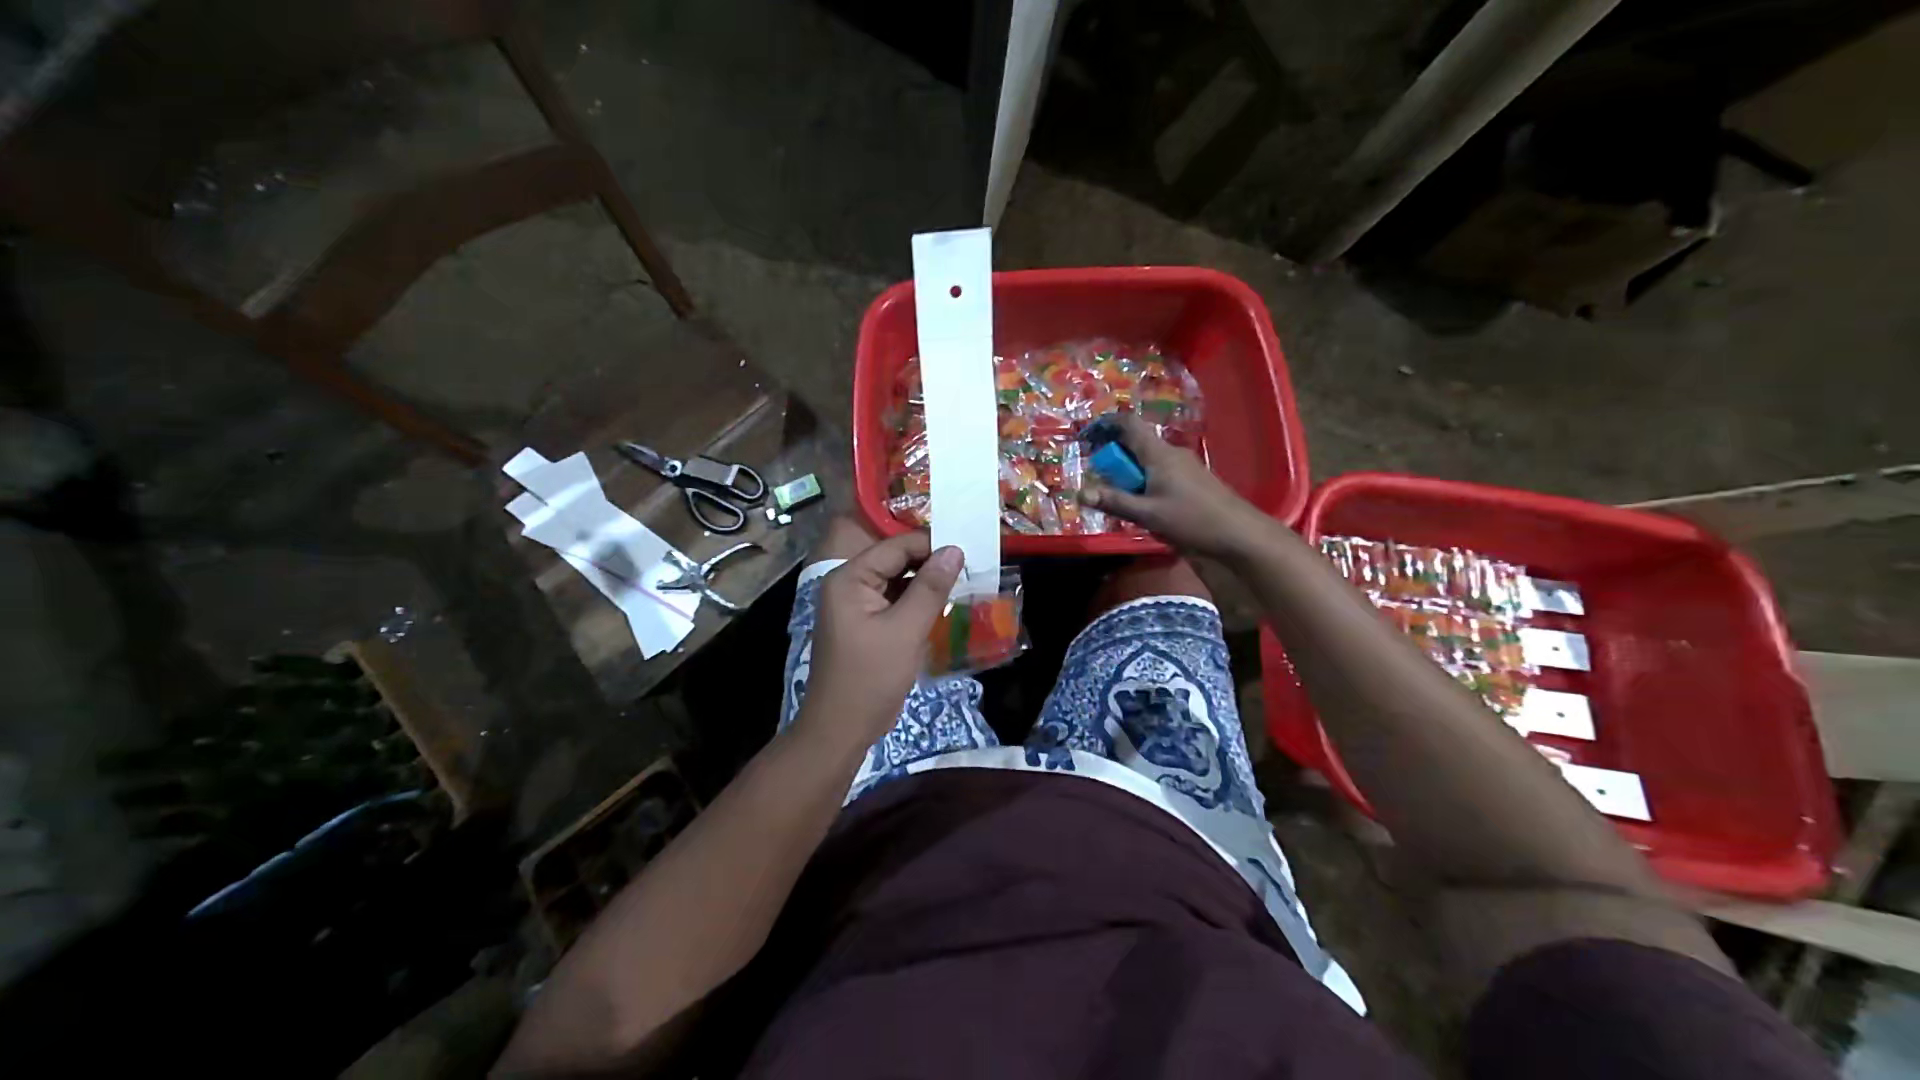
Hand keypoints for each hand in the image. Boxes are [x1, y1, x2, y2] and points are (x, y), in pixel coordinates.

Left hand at [794, 531, 963, 751]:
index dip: (932, 545)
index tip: (969, 550)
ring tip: (964, 583)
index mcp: (849, 578)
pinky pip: (894, 602)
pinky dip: (917, 603)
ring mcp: (855, 606)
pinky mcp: (865, 625)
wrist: (840, 730)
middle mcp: (848, 585)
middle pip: (895, 561)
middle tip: (971, 567)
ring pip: (897, 582)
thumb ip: (930, 587)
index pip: (895, 547)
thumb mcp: (906, 630)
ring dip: (926, 584)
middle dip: (930, 563)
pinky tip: (943, 605)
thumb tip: (955, 549)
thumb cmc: (870, 677)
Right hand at [1079, 414, 1273, 559]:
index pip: (1128, 424)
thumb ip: (1114, 502)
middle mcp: (1170, 453)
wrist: (1238, 534)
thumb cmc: (1192, 520)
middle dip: (1113, 457)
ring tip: (1117, 497)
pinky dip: (1144, 482)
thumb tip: (1080, 493)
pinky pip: (1159, 472)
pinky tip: (1142, 505)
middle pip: (1135, 444)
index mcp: (1158, 453)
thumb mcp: (1148, 514)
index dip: (1105, 425)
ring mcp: (1183, 466)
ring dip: (1128, 474)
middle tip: (1097, 478)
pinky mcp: (1191, 480)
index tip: (1086, 437)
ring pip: (1146, 461)